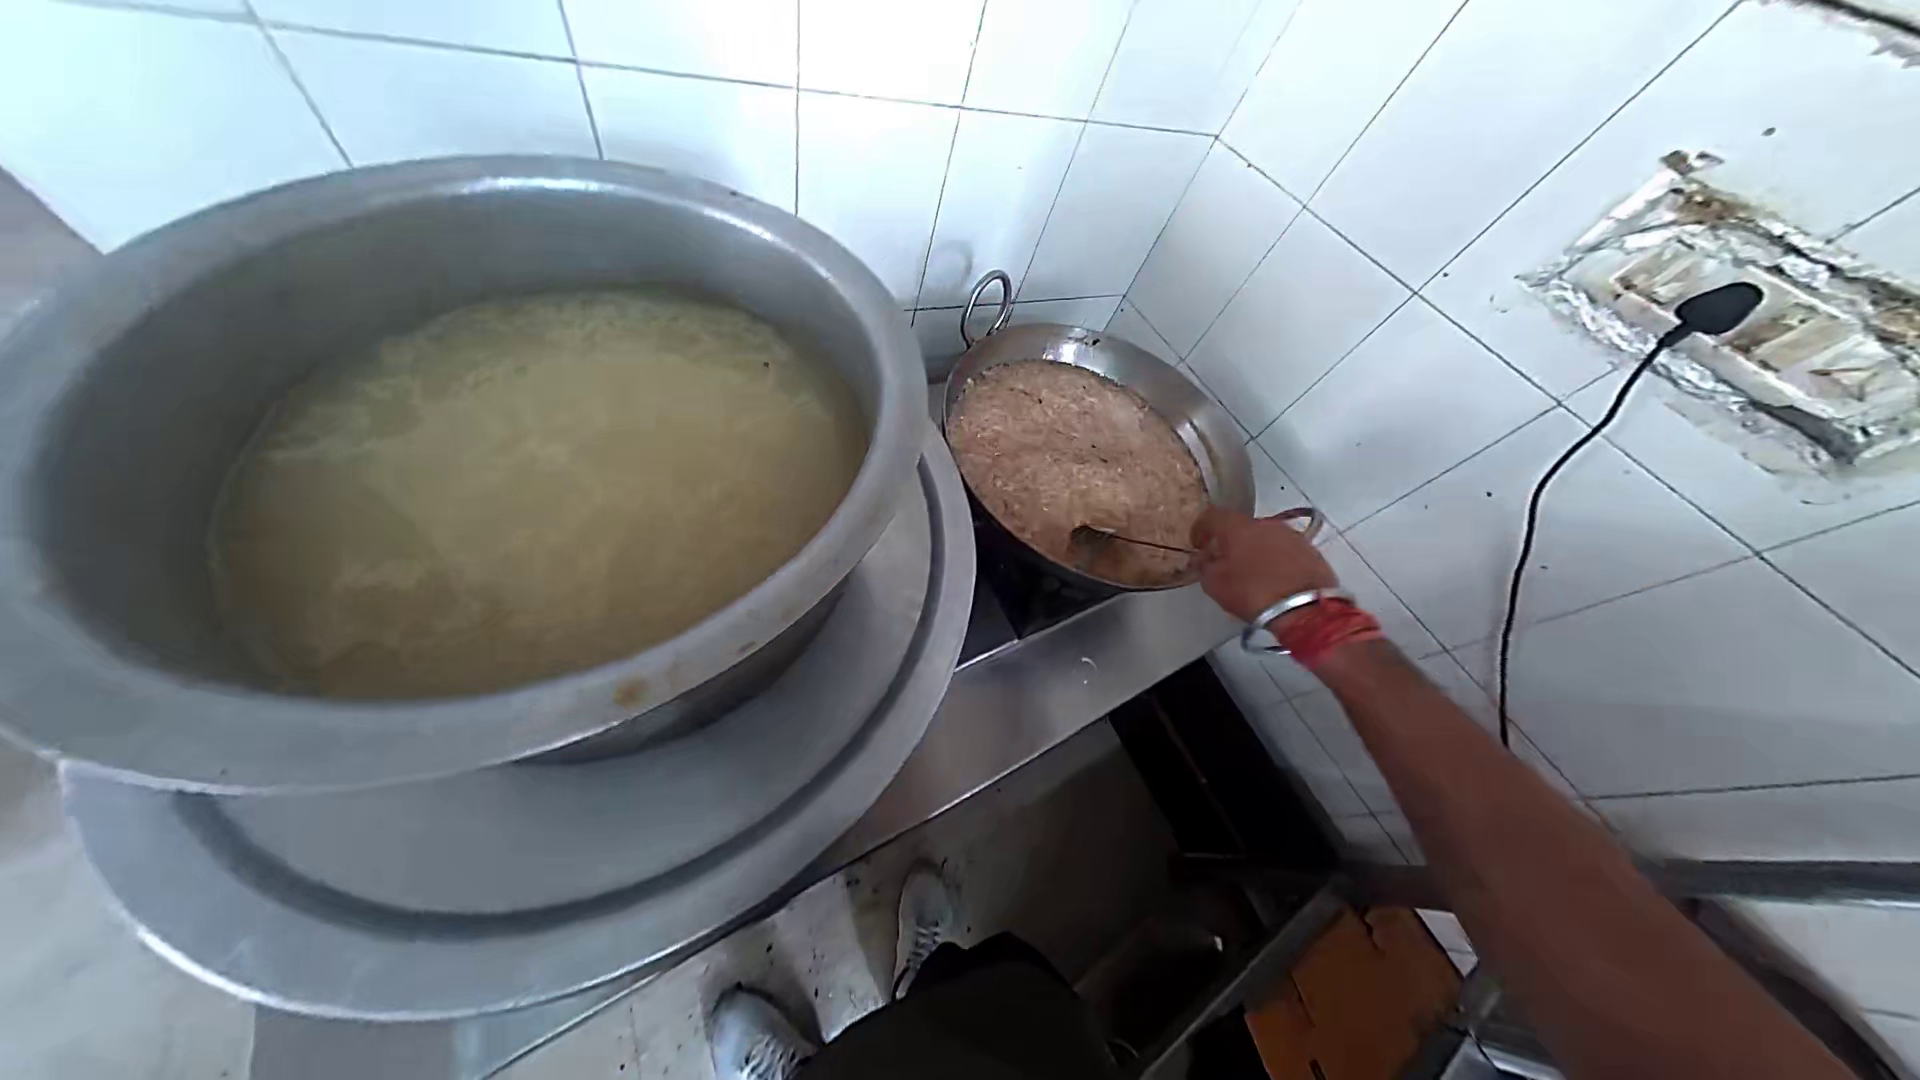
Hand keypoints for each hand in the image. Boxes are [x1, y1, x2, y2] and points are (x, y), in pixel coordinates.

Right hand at [1190, 507, 1337, 623]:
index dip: (1200, 528)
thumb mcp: (1214, 584)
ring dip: (1254, 549)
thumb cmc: (1252, 592)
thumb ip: (1204, 565)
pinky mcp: (1310, 550)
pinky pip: (1284, 549)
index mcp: (1238, 527)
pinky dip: (1275, 558)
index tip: (1197, 544)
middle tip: (1225, 561)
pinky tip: (1273, 577)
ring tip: (1251, 571)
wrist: (1305, 609)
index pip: (1212, 516)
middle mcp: (1266, 524)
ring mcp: (1291, 535)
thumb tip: (1203, 557)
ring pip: (1265, 536)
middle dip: (1230, 541)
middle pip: (1241, 526)